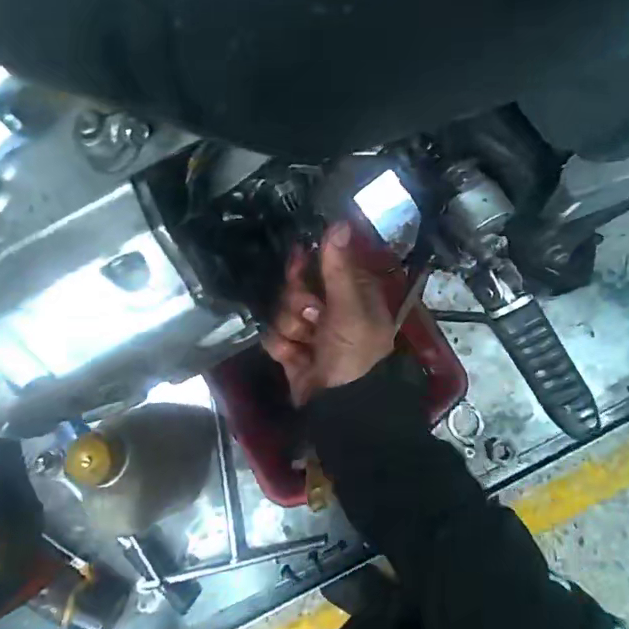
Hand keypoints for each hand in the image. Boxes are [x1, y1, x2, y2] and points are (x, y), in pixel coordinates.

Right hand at [261, 222, 397, 405]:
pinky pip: (274, 335)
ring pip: (281, 309)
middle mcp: (331, 307)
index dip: (308, 260)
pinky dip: (284, 347)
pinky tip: (298, 358)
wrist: (342, 407)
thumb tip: (341, 222)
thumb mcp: (350, 307)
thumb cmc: (355, 351)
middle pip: (296, 284)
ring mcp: (310, 329)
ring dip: (292, 327)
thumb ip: (338, 267)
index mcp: (353, 292)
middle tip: (312, 314)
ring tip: (309, 344)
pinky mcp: (291, 350)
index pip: (323, 262)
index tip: (299, 257)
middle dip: (298, 300)